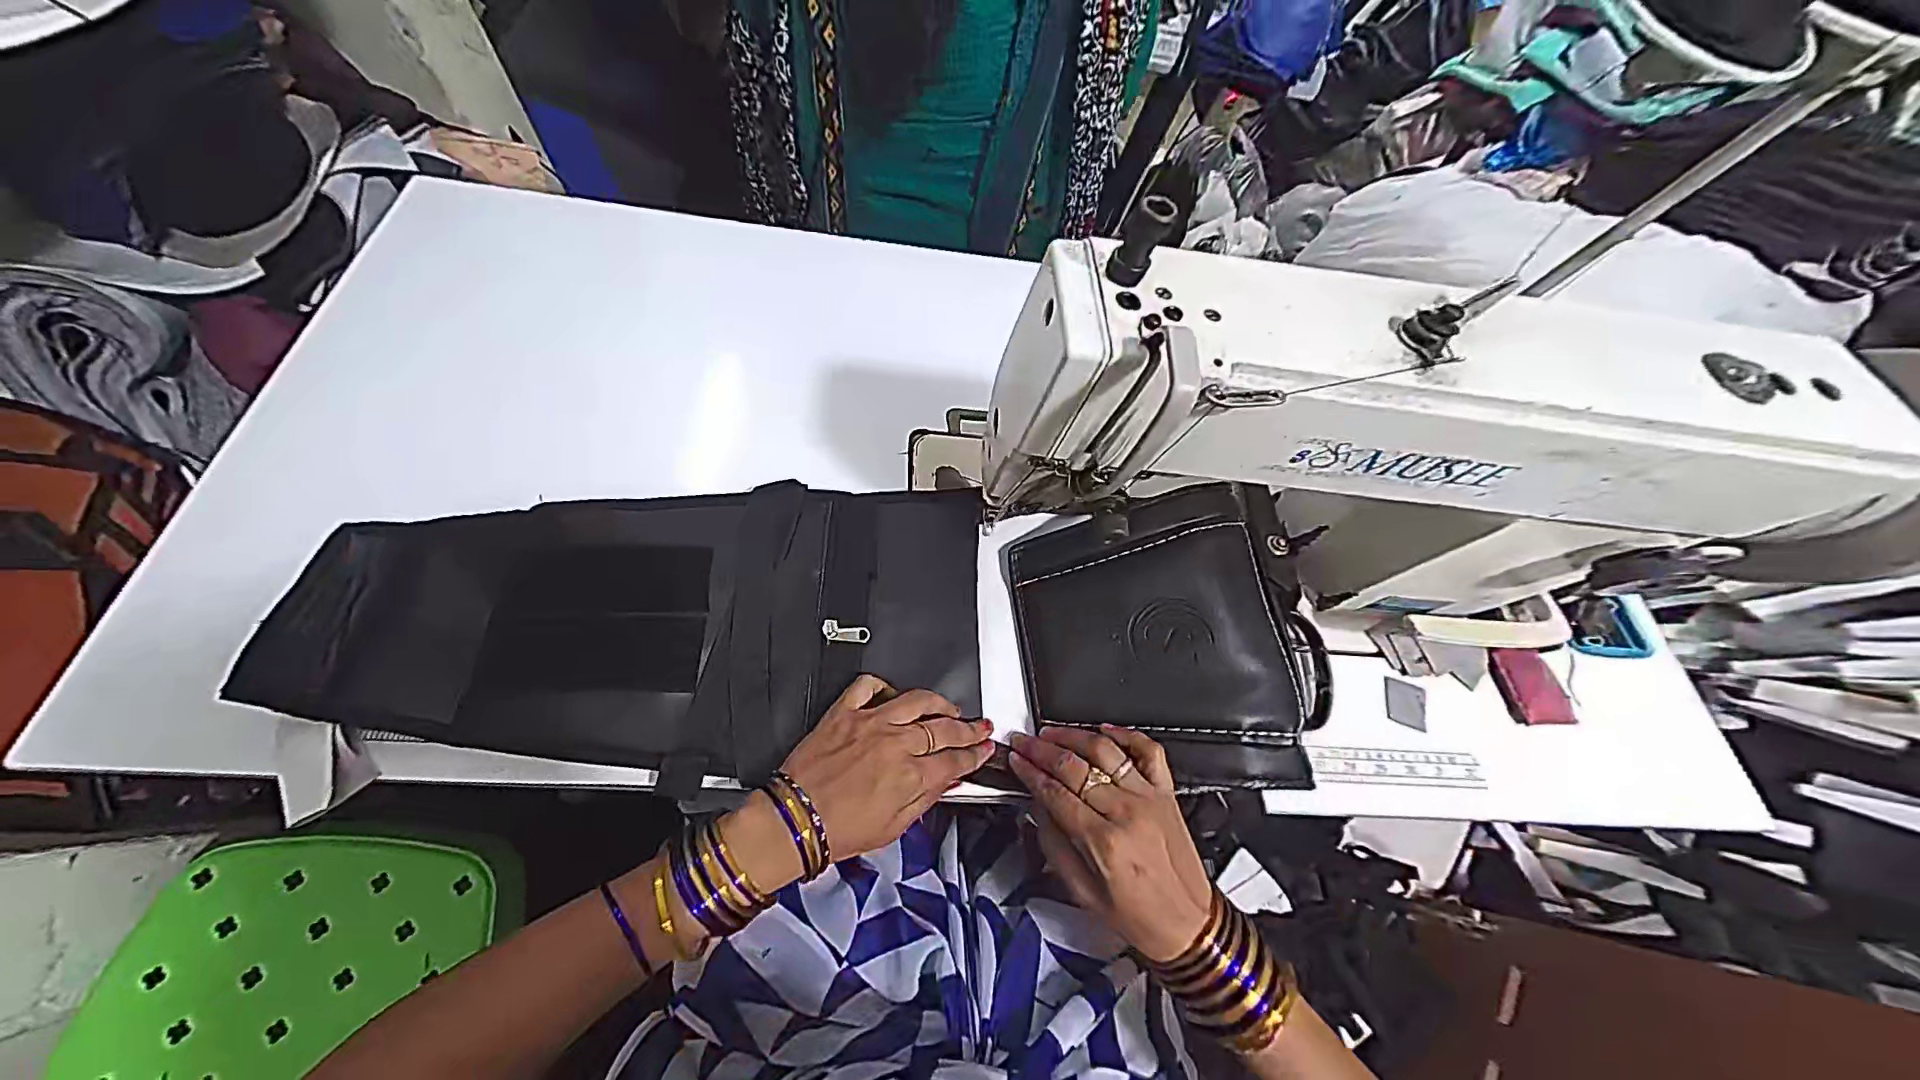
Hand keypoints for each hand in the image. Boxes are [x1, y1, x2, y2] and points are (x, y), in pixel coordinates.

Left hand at [776, 675, 994, 860]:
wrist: (795, 820)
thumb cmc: (837, 830)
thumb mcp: (893, 828)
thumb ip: (925, 799)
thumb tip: (946, 782)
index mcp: (909, 776)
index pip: (955, 759)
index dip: (975, 754)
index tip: (984, 749)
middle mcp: (894, 744)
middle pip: (944, 728)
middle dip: (969, 728)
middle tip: (980, 727)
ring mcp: (870, 723)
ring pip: (917, 700)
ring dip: (939, 702)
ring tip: (949, 707)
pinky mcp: (845, 713)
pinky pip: (868, 685)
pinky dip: (883, 685)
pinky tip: (892, 692)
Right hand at [1009, 725, 1212, 962]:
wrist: (1190, 926)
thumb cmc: (1141, 916)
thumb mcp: (1082, 891)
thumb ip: (1054, 844)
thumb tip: (1037, 807)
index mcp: (1103, 842)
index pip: (1054, 791)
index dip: (1029, 771)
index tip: (1017, 761)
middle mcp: (1127, 814)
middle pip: (1073, 766)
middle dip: (1041, 749)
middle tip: (1026, 743)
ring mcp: (1149, 798)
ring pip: (1105, 750)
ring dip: (1072, 735)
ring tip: (1053, 732)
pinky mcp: (1166, 793)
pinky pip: (1148, 751)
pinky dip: (1126, 734)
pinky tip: (1105, 730)